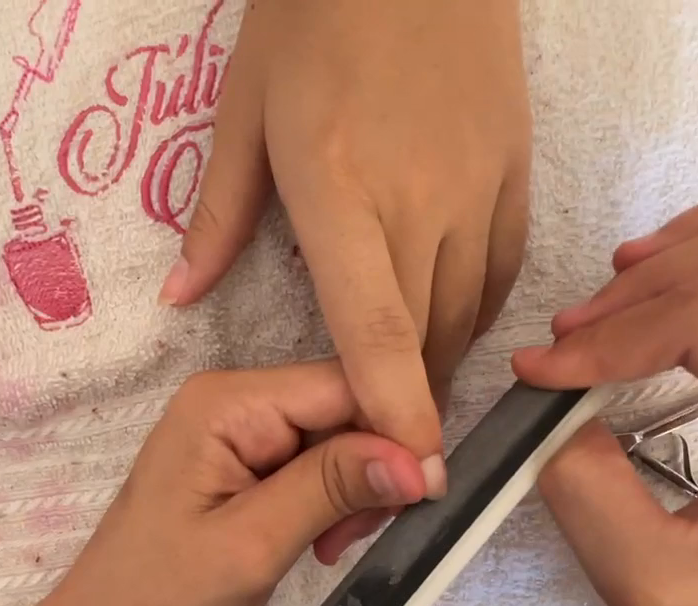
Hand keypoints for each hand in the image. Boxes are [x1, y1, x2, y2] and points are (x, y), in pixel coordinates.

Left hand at [45, 363, 427, 605]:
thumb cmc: (167, 589)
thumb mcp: (255, 543)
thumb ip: (331, 490)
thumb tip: (417, 462)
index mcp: (228, 402)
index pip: (344, 384)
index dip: (396, 432)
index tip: (424, 493)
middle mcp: (236, 396)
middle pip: (343, 408)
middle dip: (369, 470)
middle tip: (356, 536)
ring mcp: (240, 423)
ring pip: (336, 438)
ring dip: (351, 492)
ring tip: (329, 546)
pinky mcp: (246, 452)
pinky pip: (314, 460)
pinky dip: (331, 499)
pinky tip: (318, 538)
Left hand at [160, 0, 531, 490]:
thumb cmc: (312, 21)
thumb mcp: (243, 114)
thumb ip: (218, 220)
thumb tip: (181, 297)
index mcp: (340, 196)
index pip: (375, 328)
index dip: (393, 409)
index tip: (408, 470)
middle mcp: (420, 205)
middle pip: (424, 342)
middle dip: (409, 413)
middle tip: (384, 460)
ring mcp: (477, 191)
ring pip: (465, 317)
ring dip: (439, 372)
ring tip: (409, 407)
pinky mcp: (515, 176)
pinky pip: (500, 277)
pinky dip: (474, 321)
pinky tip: (448, 339)